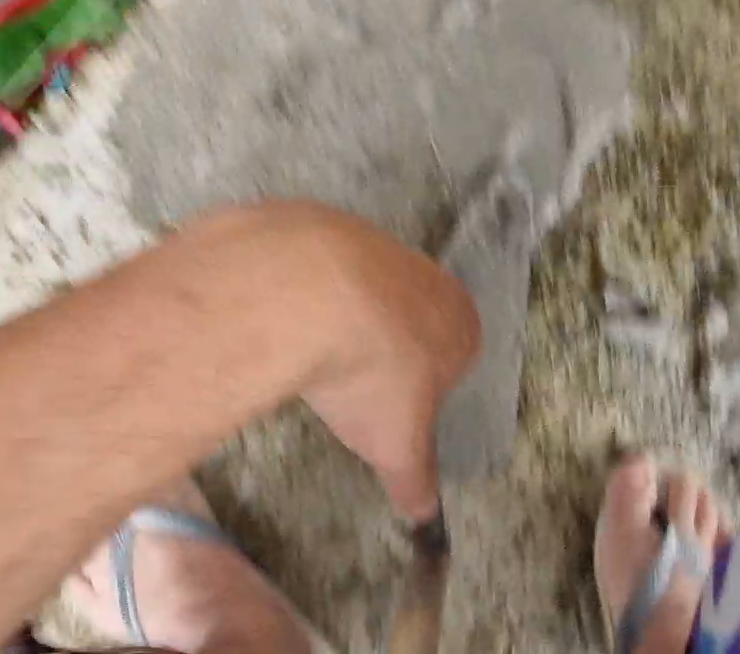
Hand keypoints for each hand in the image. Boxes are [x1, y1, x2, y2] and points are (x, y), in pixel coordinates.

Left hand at [189, 203, 479, 521]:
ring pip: (361, 286)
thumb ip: (415, 480)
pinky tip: (280, 316)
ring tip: (306, 351)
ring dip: (339, 315)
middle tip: (346, 382)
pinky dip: (301, 289)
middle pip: (406, 316)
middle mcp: (424, 272)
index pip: (453, 355)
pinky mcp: (322, 222)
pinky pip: (315, 266)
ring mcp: (372, 240)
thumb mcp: (397, 445)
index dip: (422, 385)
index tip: (389, 406)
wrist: (308, 291)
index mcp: (459, 320)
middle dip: (380, 347)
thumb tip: (425, 517)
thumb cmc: (372, 372)